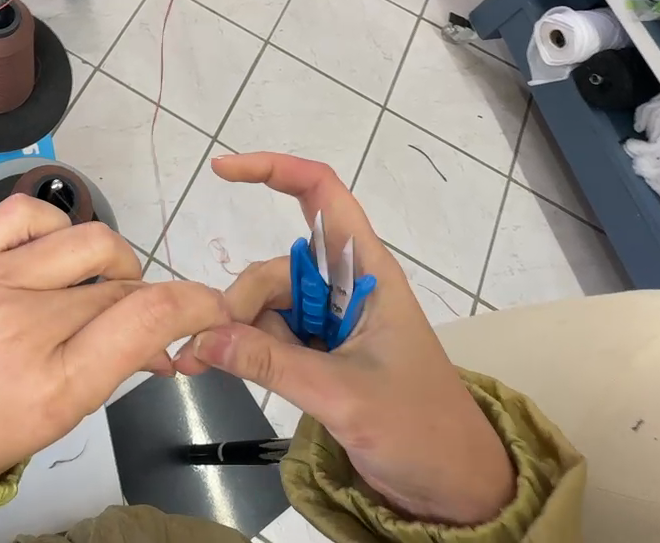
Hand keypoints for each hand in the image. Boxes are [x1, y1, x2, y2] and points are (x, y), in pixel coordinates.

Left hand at [0, 194, 227, 478]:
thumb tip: (161, 340)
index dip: (192, 303)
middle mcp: (25, 324)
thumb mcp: (56, 418)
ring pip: (88, 242)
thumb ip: (111, 369)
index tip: (207, 304)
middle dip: (141, 301)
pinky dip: (55, 223)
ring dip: (111, 261)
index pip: (144, 319)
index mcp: (54, 383)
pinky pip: (25, 212)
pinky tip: (54, 248)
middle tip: (132, 317)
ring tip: (98, 281)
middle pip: (120, 286)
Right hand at [174, 153, 514, 525]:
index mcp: (367, 272)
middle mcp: (345, 285)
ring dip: (240, 332)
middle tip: (209, 350)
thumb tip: (203, 336)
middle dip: (241, 302)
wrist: (456, 490)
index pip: (322, 194)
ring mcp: (331, 318)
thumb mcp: (344, 396)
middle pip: (277, 267)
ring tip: (215, 368)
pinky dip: (246, 347)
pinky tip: (226, 368)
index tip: (222, 170)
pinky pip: (270, 332)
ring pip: (267, 303)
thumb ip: (272, 363)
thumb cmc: (421, 431)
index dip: (274, 169)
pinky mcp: (320, 348)